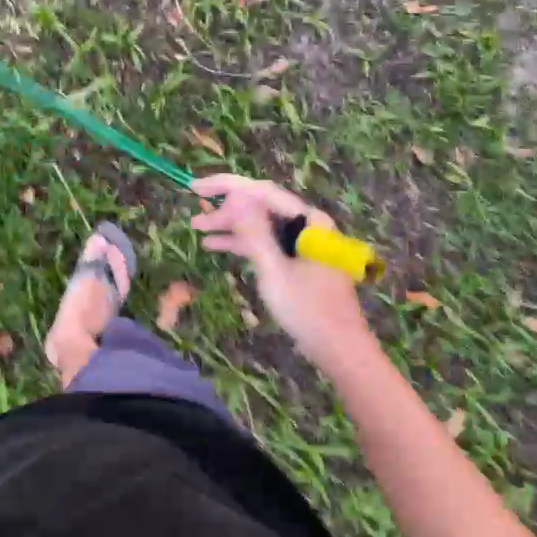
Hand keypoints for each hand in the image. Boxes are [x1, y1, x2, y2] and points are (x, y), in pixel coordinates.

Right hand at [190, 173, 371, 367]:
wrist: (341, 350)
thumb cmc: (309, 310)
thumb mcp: (274, 270)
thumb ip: (255, 231)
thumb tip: (236, 195)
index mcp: (309, 220)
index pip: (262, 191)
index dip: (226, 185)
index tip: (195, 188)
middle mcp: (308, 224)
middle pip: (260, 206)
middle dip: (226, 209)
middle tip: (196, 218)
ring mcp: (303, 242)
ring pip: (260, 224)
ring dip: (230, 226)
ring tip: (197, 228)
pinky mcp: (297, 259)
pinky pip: (266, 242)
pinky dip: (242, 243)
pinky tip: (215, 245)